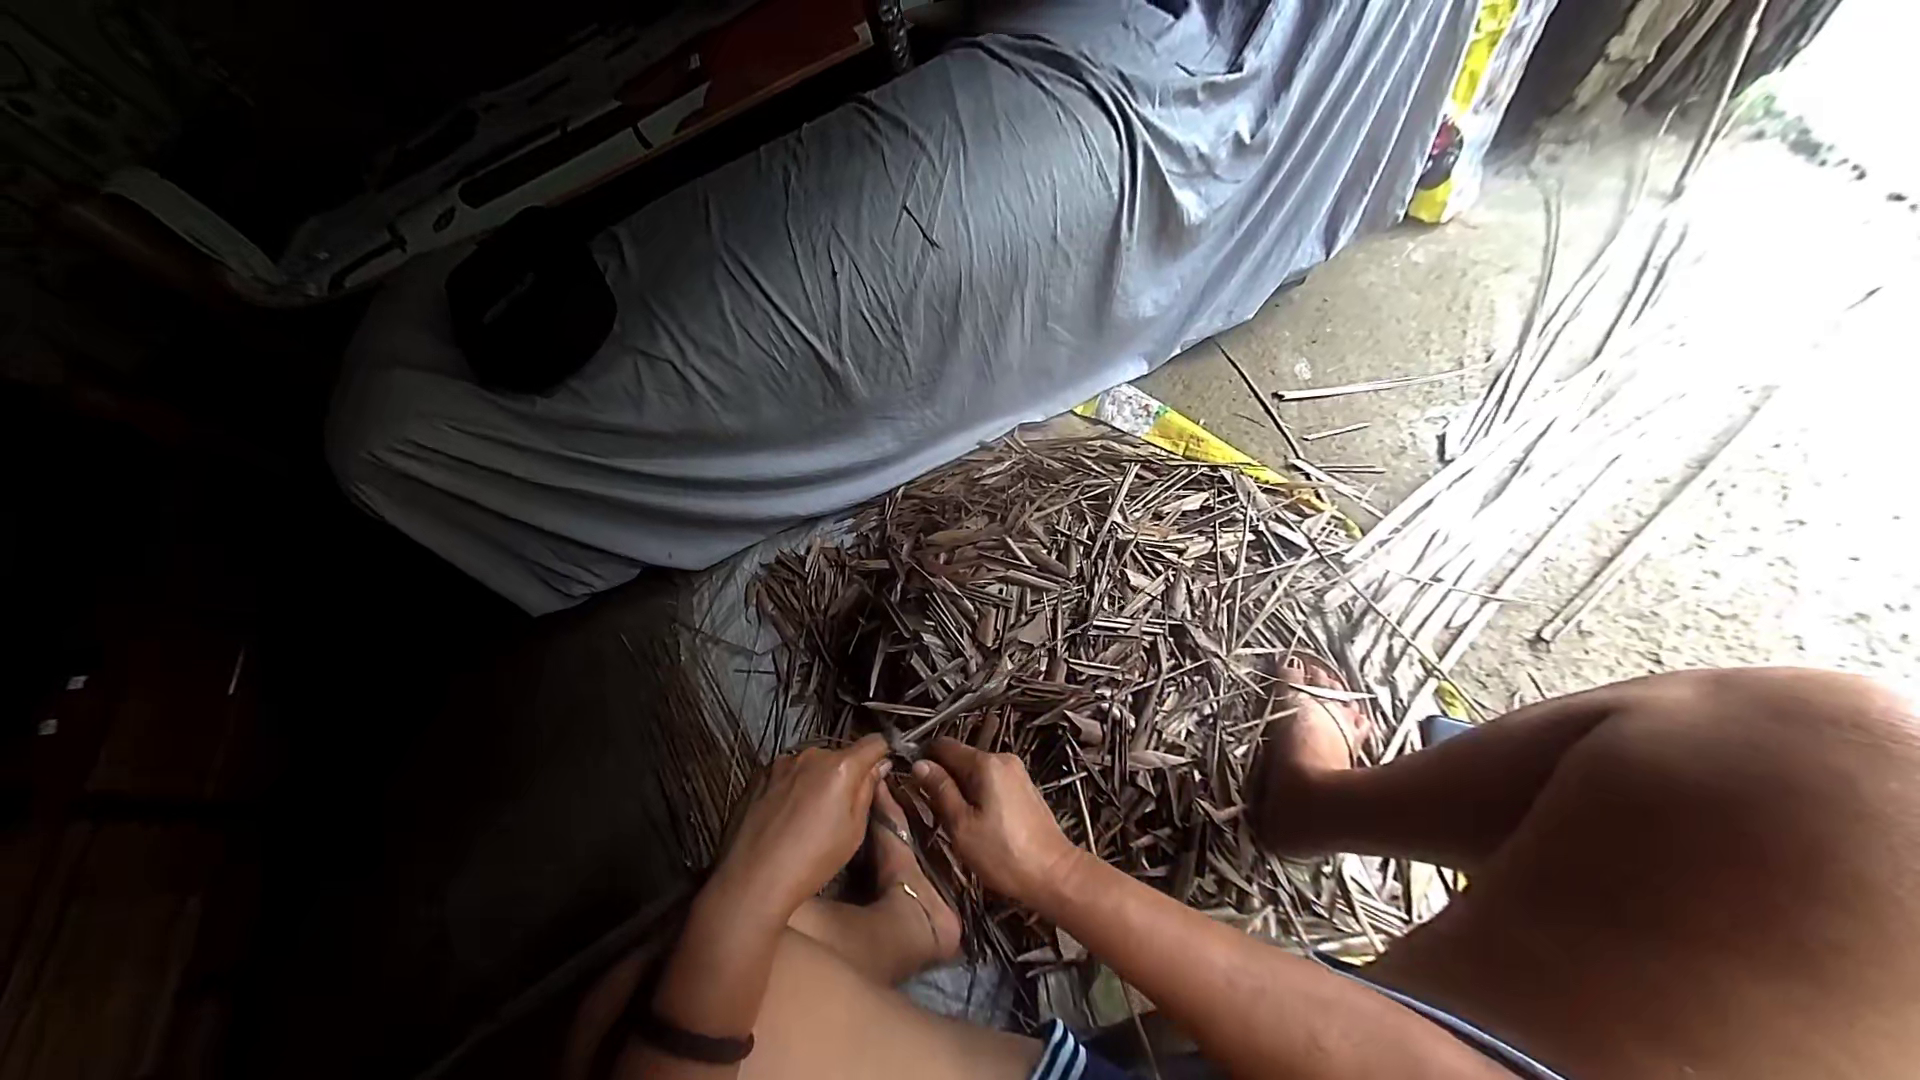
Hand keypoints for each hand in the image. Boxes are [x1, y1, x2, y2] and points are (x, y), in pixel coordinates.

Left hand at [707, 735, 891, 922]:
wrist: (752, 879)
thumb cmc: (811, 861)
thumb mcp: (854, 831)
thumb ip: (868, 790)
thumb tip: (878, 766)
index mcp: (841, 767)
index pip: (874, 742)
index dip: (881, 755)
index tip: (879, 770)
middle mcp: (812, 756)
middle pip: (841, 755)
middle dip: (845, 773)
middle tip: (840, 808)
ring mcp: (783, 763)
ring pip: (813, 764)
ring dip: (818, 779)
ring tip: (809, 817)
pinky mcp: (761, 774)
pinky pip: (789, 773)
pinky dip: (794, 786)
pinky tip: (787, 816)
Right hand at [911, 736, 1079, 904]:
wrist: (1054, 875)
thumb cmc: (1004, 854)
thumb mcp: (962, 826)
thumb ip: (940, 791)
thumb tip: (919, 765)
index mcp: (986, 763)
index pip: (944, 745)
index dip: (925, 760)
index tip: (912, 782)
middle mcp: (1003, 759)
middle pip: (961, 758)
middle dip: (943, 778)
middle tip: (932, 810)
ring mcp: (1017, 773)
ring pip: (976, 771)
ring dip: (961, 789)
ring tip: (955, 821)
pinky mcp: (1024, 788)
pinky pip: (992, 782)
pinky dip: (979, 794)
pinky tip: (977, 821)